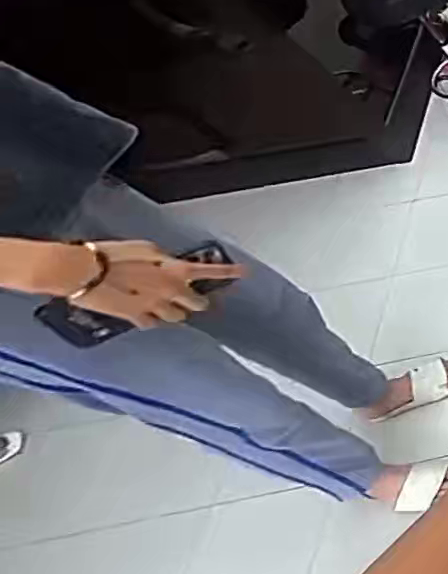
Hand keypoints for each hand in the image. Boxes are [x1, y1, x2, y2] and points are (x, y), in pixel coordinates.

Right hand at [67, 240, 245, 328]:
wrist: (76, 270)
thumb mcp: (145, 248)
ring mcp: (156, 304)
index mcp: (179, 269)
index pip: (214, 271)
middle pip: (199, 303)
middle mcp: (175, 289)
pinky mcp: (135, 316)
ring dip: (173, 313)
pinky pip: (151, 324)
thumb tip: (168, 263)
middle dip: (194, 302)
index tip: (245, 272)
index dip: (231, 272)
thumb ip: (164, 258)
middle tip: (185, 300)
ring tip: (162, 308)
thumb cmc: (107, 254)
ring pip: (178, 316)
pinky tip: (144, 317)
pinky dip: (149, 321)